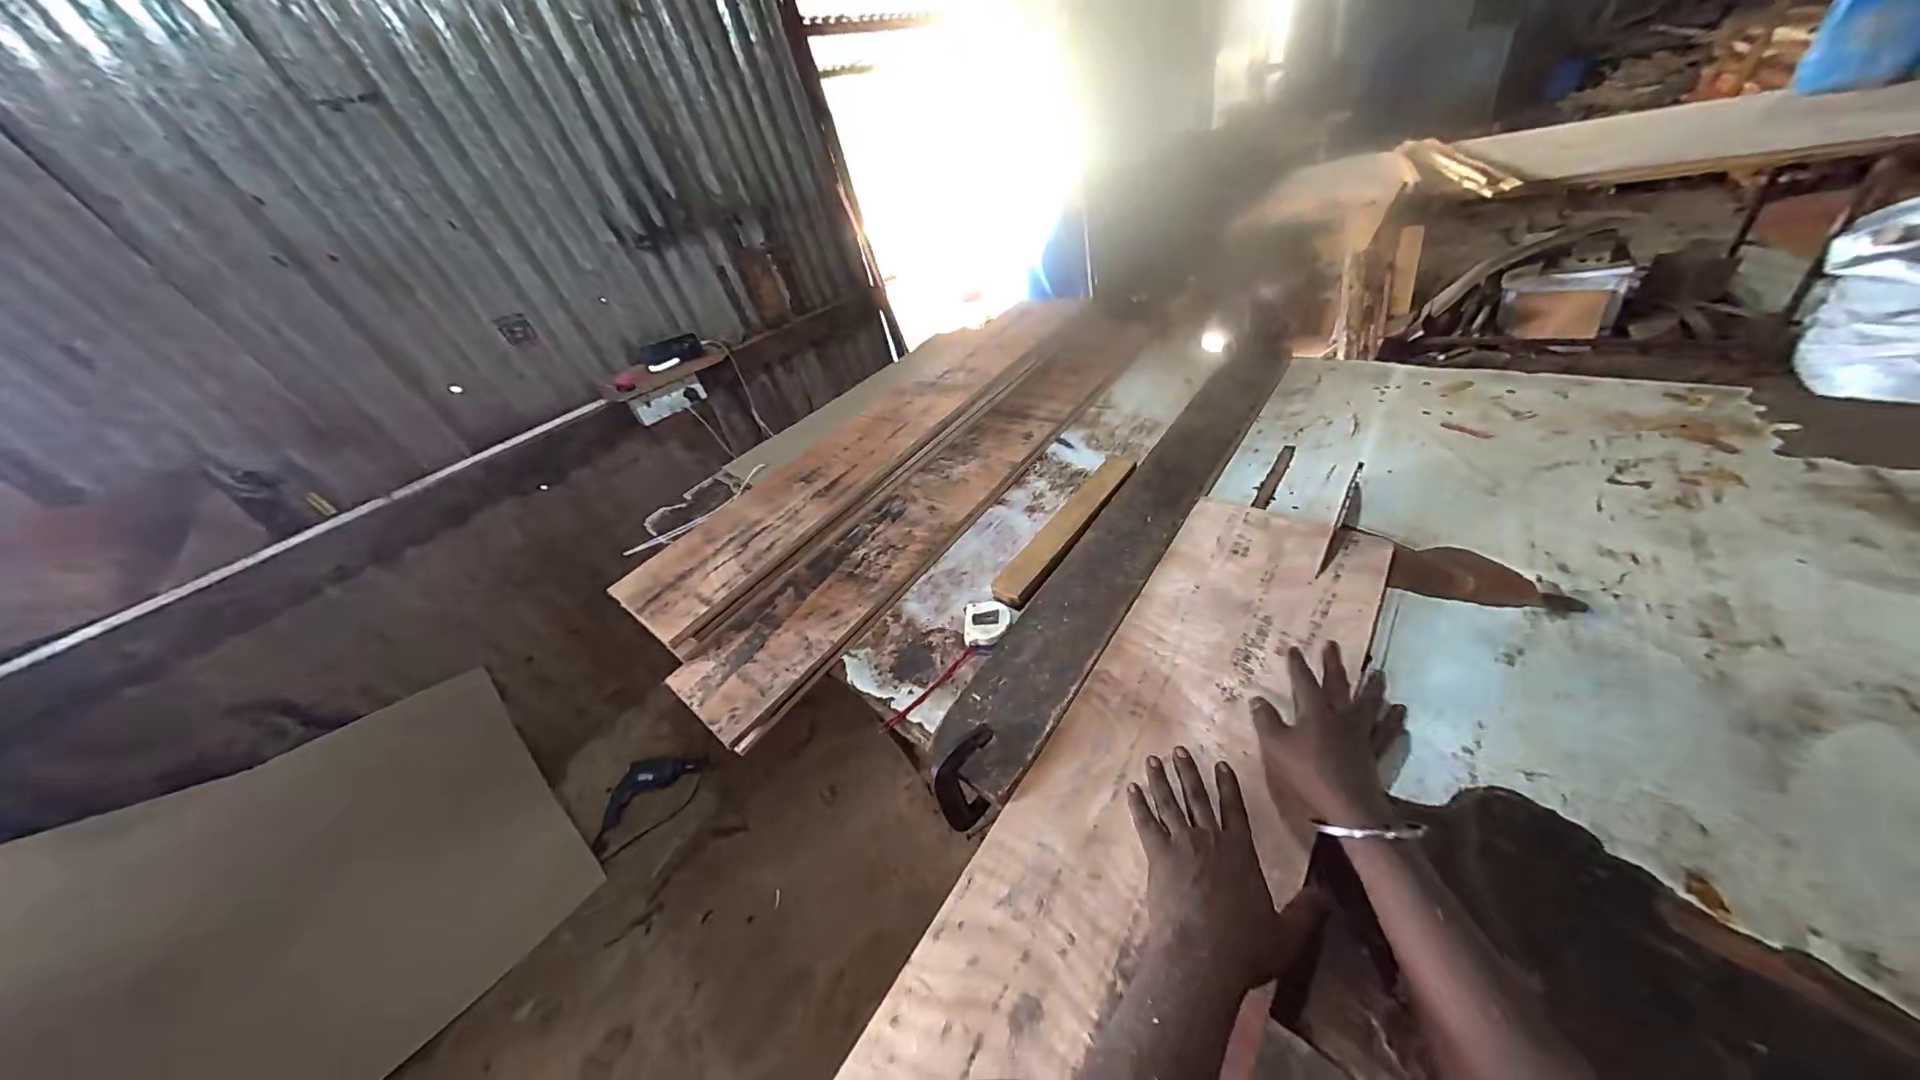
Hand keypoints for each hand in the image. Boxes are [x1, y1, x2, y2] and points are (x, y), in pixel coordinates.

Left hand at [1126, 747, 1325, 990]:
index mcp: (1241, 851)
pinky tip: (1131, 789)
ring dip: (1161, 780)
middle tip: (1179, 750)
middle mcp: (1211, 840)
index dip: (1228, 786)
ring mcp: (1182, 844)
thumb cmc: (1246, 947)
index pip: (1235, 809)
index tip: (1221, 764)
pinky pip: (1146, 822)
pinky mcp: (1158, 855)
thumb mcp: (1288, 933)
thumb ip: (1307, 910)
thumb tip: (1327, 894)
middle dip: (1189, 772)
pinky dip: (1138, 805)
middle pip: (1198, 798)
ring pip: (1170, 803)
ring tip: (1153, 760)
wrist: (1203, 955)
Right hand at [1250, 641, 1405, 826]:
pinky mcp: (1374, 754)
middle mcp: (1340, 717)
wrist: (1348, 806)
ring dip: (1372, 688)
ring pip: (1368, 705)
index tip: (1294, 648)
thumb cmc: (1307, 772)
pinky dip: (1392, 723)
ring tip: (1378, 674)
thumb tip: (1257, 698)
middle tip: (1332, 645)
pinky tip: (1399, 715)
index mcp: (1314, 712)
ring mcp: (1361, 735)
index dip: (1297, 666)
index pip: (1303, 682)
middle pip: (1338, 685)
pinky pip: (1386, 734)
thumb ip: (1266, 721)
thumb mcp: (1275, 746)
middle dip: (1333, 665)